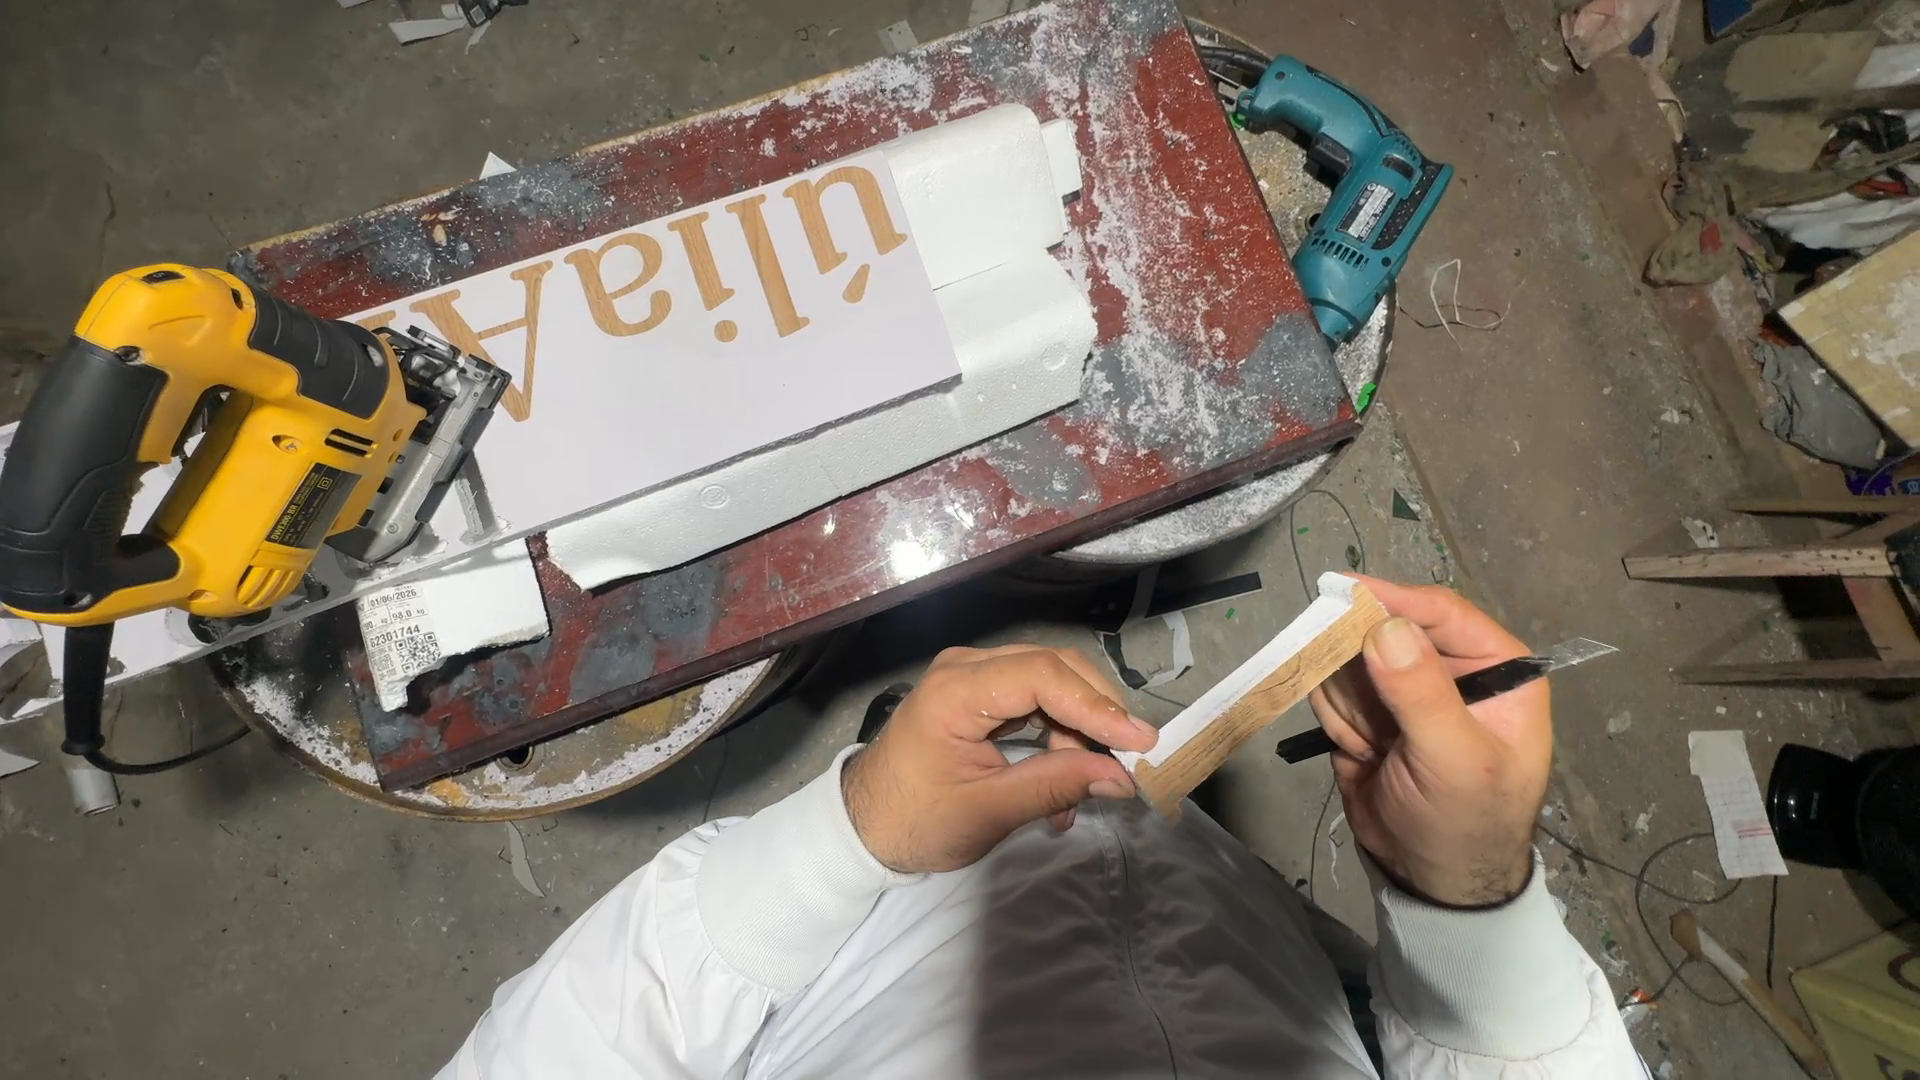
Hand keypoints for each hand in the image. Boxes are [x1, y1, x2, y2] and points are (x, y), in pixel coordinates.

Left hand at [842, 645, 1158, 873]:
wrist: (864, 824)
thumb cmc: (915, 820)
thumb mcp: (986, 812)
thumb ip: (1053, 786)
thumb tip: (1122, 777)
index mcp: (956, 690)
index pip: (1041, 675)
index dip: (1096, 705)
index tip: (1139, 741)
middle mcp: (966, 667)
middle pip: (1051, 667)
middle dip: (1095, 712)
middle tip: (1128, 760)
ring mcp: (971, 675)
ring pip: (1049, 681)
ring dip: (1077, 729)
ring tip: (1084, 787)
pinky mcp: (979, 692)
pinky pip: (1034, 697)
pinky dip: (1058, 731)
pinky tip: (1064, 776)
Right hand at [1307, 576, 1550, 906]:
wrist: (1426, 874)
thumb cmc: (1465, 821)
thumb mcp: (1454, 761)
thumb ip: (1422, 694)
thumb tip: (1385, 627)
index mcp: (1496, 669)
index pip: (1441, 612)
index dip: (1393, 598)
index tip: (1342, 590)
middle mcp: (1448, 667)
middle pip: (1383, 625)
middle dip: (1361, 664)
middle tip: (1359, 704)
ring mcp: (1400, 684)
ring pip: (1347, 654)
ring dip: (1348, 700)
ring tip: (1374, 744)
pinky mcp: (1364, 704)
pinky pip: (1329, 683)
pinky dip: (1334, 714)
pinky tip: (1360, 748)